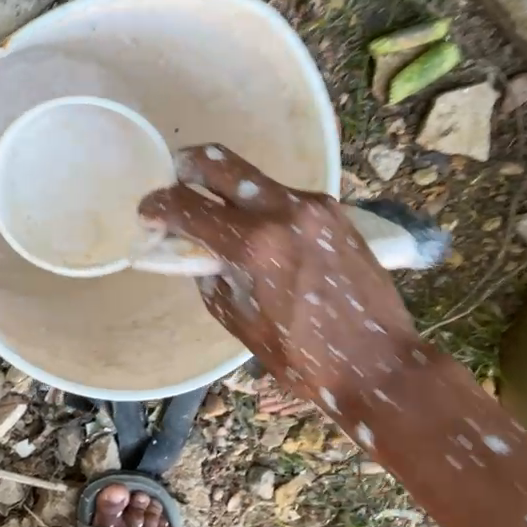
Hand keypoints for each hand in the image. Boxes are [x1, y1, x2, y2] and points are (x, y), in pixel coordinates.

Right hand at [138, 145, 419, 397]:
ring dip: (226, 190)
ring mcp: (313, 207)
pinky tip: (259, 235)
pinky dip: (260, 208)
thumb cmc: (304, 357)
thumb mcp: (240, 321)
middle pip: (219, 162)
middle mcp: (284, 212)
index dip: (157, 207)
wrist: (380, 364)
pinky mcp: (333, 212)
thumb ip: (210, 278)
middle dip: (187, 168)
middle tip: (174, 183)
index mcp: (255, 245)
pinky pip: (282, 197)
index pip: (187, 207)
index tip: (146, 215)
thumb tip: (195, 254)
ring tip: (217, 217)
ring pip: (253, 178)